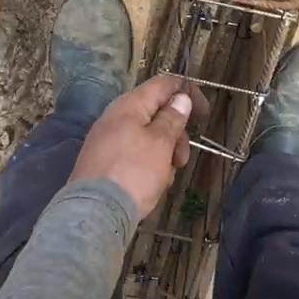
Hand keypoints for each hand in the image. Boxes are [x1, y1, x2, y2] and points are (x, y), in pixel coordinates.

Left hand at [69, 74, 197, 218]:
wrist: (94, 213)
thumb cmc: (133, 173)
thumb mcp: (160, 144)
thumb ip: (172, 118)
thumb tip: (180, 97)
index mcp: (129, 105)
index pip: (163, 84)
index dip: (186, 93)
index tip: (204, 112)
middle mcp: (116, 117)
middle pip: (156, 113)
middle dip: (176, 134)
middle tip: (182, 158)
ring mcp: (108, 140)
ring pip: (147, 136)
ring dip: (165, 153)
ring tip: (167, 177)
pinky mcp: (105, 161)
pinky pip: (135, 154)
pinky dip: (149, 164)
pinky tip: (153, 183)